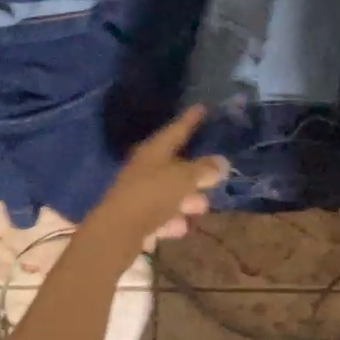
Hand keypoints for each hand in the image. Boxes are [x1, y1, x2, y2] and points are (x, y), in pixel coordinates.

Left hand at [87, 106, 227, 252]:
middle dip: (194, 171)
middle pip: (174, 164)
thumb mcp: (184, 178)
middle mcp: (145, 168)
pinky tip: (182, 227)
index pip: (176, 130)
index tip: (201, 107)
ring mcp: (139, 193)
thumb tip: (222, 162)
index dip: (190, 120)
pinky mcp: (136, 218)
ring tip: (203, 206)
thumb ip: (204, 169)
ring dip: (186, 199)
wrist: (118, 232)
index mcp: (154, 151)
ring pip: (169, 192)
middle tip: (214, 173)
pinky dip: (172, 219)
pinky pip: (161, 215)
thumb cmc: (153, 194)